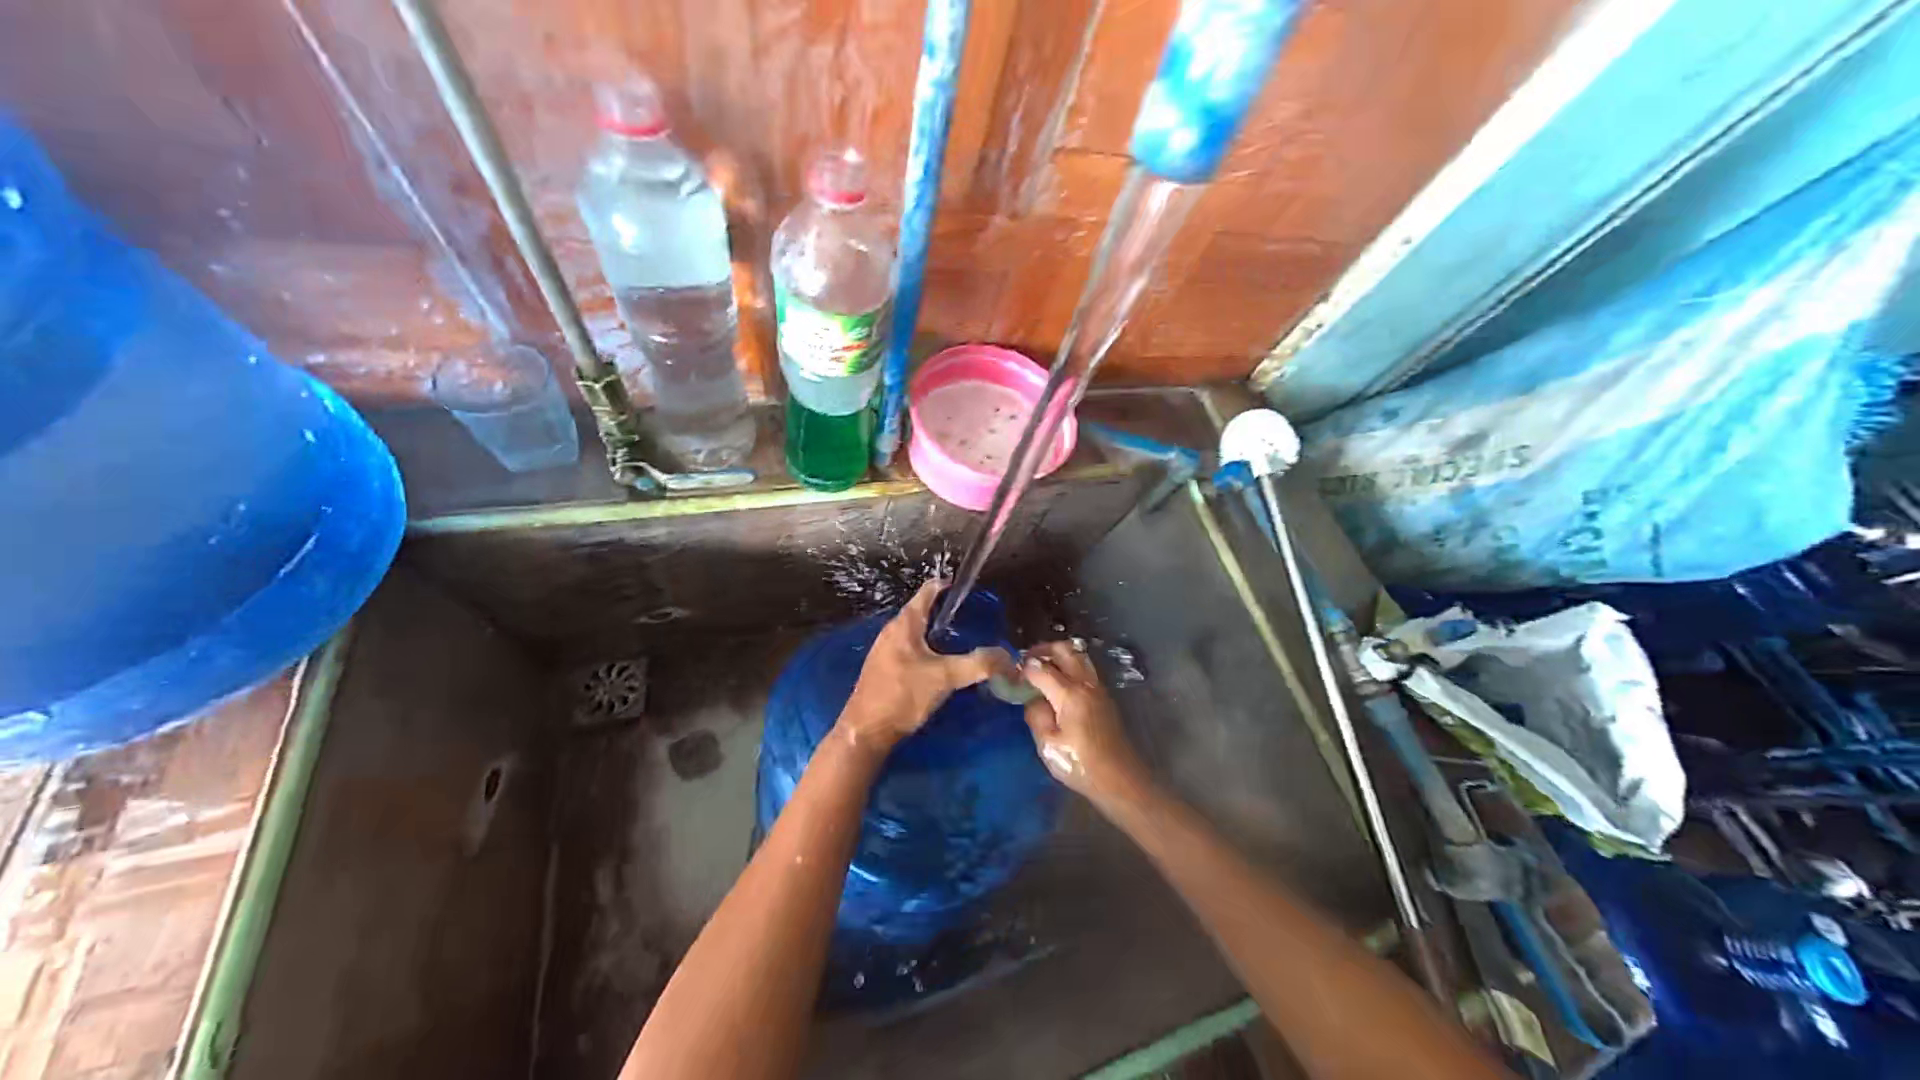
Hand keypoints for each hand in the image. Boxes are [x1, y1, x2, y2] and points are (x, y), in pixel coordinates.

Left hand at [838, 580, 1014, 754]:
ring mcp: (886, 649)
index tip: (972, 592)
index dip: (949, 586)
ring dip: (938, 634)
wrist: (866, 731)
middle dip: (948, 613)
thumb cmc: (903, 695)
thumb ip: (979, 664)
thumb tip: (1008, 658)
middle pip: (924, 611)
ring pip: (917, 632)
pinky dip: (928, 649)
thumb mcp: (946, 677)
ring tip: (964, 642)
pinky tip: (942, 665)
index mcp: (905, 623)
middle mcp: (893, 630)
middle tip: (976, 622)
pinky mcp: (885, 668)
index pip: (928, 591)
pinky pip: (911, 649)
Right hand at [1020, 640, 1153, 809]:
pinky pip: (1085, 669)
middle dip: (1042, 650)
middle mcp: (1086, 684)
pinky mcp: (1105, 697)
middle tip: (1026, 662)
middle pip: (1064, 650)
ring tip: (1042, 670)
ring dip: (1058, 656)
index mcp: (1070, 695)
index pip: (1041, 669)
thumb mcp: (1048, 745)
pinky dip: (1070, 667)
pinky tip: (1059, 684)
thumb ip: (1036, 716)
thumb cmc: (1081, 765)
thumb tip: (1032, 698)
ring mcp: (1098, 689)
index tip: (1011, 673)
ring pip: (1078, 656)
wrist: (1120, 779)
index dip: (1023, 668)